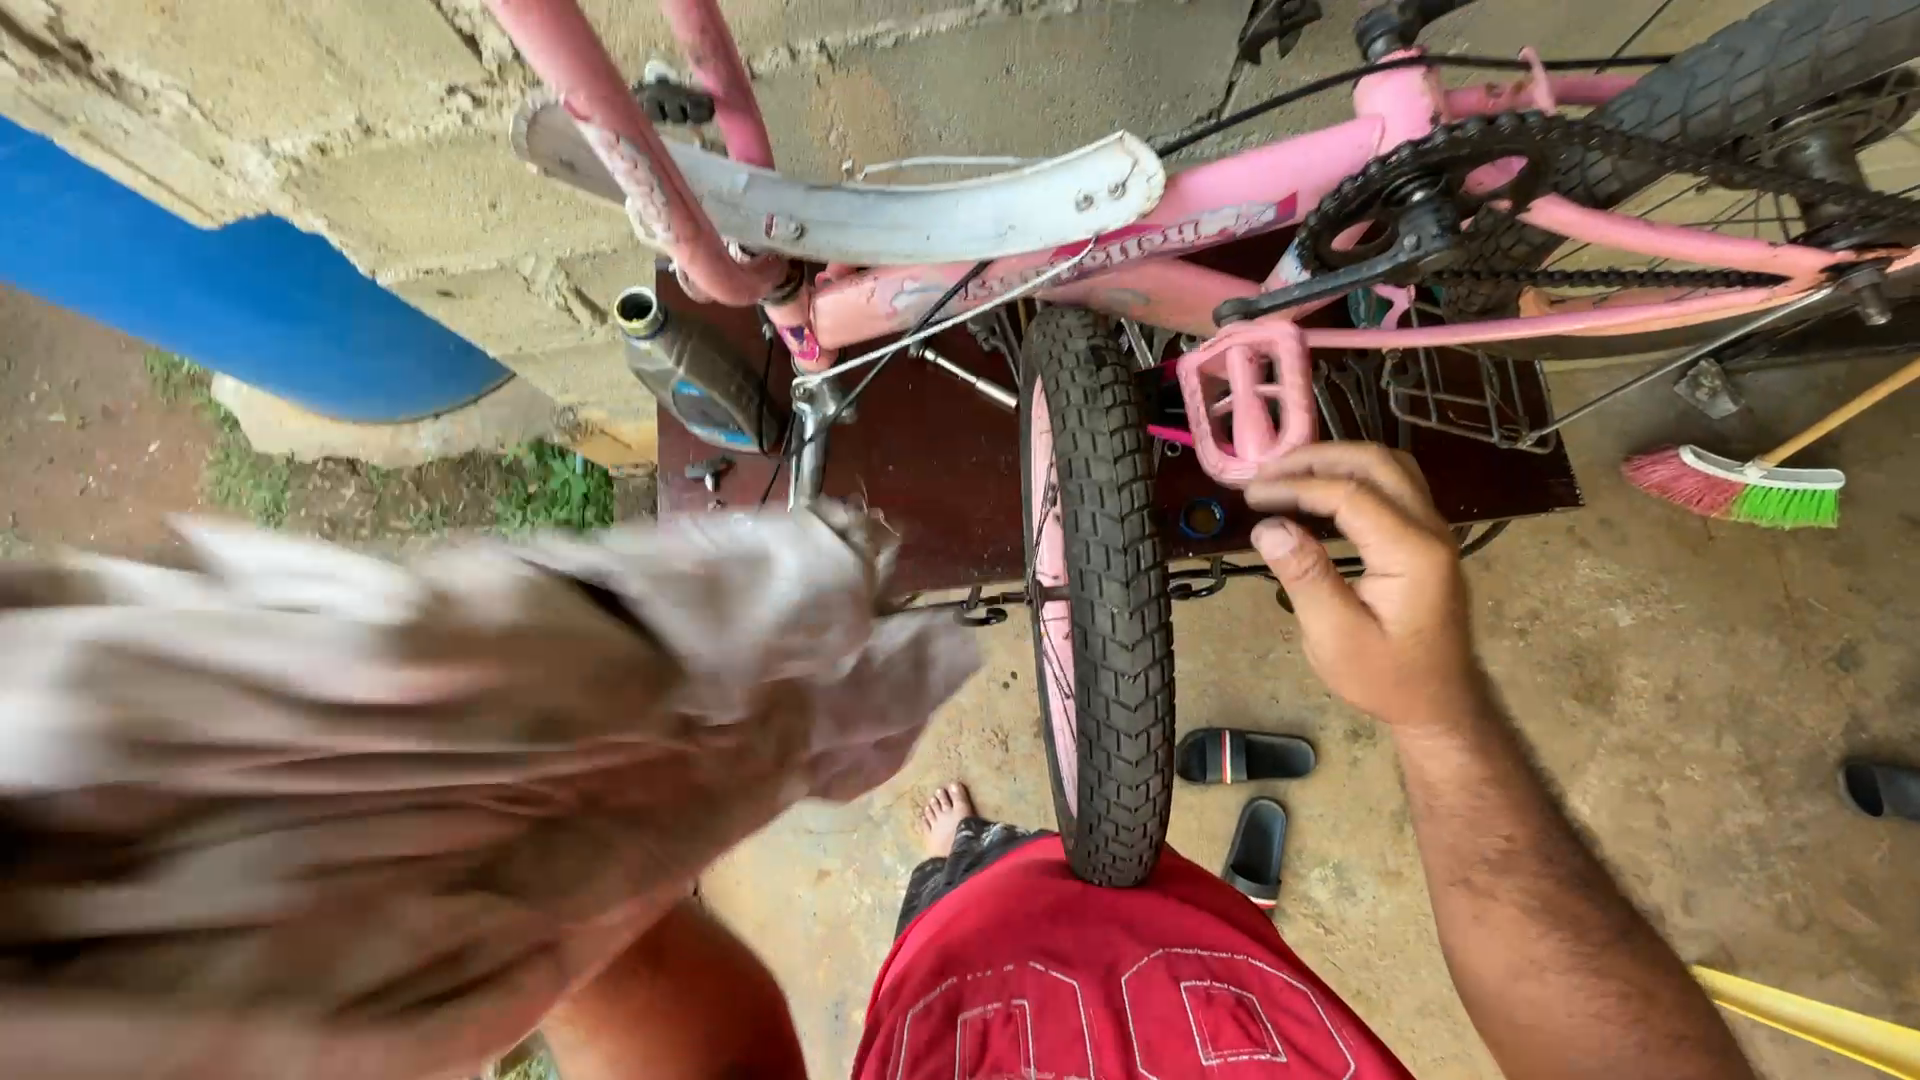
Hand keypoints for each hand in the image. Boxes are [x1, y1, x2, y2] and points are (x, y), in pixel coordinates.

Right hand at [1245, 442, 1485, 730]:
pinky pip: (1391, 486)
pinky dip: (1350, 476)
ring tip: (1286, 475)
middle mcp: (1430, 530)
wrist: (1439, 704)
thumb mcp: (1336, 637)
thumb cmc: (1387, 678)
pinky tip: (1317, 492)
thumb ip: (1305, 576)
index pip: (1349, 494)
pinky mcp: (1424, 538)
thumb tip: (1268, 526)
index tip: (1251, 495)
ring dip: (1335, 461)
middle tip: (1265, 473)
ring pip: (1388, 467)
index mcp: (1411, 552)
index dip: (1295, 486)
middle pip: (1376, 462)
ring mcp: (1432, 531)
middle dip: (1315, 458)